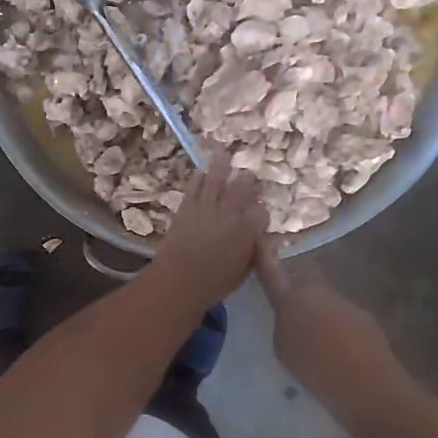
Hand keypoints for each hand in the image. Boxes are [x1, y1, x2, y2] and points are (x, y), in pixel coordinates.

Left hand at [149, 157, 265, 305]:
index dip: (259, 211)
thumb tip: (255, 236)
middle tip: (247, 173)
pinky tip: (200, 171)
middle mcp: (228, 216)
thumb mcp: (242, 270)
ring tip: (223, 153)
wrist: (177, 282)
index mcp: (247, 233)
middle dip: (245, 180)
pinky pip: (193, 189)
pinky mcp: (185, 210)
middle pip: (240, 191)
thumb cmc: (213, 283)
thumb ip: (251, 249)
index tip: (258, 211)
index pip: (260, 213)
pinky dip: (197, 179)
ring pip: (215, 183)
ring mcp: (205, 210)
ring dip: (220, 167)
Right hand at [255, 254, 403, 393]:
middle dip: (297, 297)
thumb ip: (283, 325)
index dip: (264, 255)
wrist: (366, 382)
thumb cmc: (313, 366)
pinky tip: (339, 353)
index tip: (259, 237)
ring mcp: (344, 303)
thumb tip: (292, 318)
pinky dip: (339, 332)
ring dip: (320, 318)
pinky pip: (344, 320)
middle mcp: (317, 293)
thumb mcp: (283, 347)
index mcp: (289, 299)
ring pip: (324, 305)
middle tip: (293, 319)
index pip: (271, 273)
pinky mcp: (366, 318)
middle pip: (303, 287)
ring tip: (318, 345)